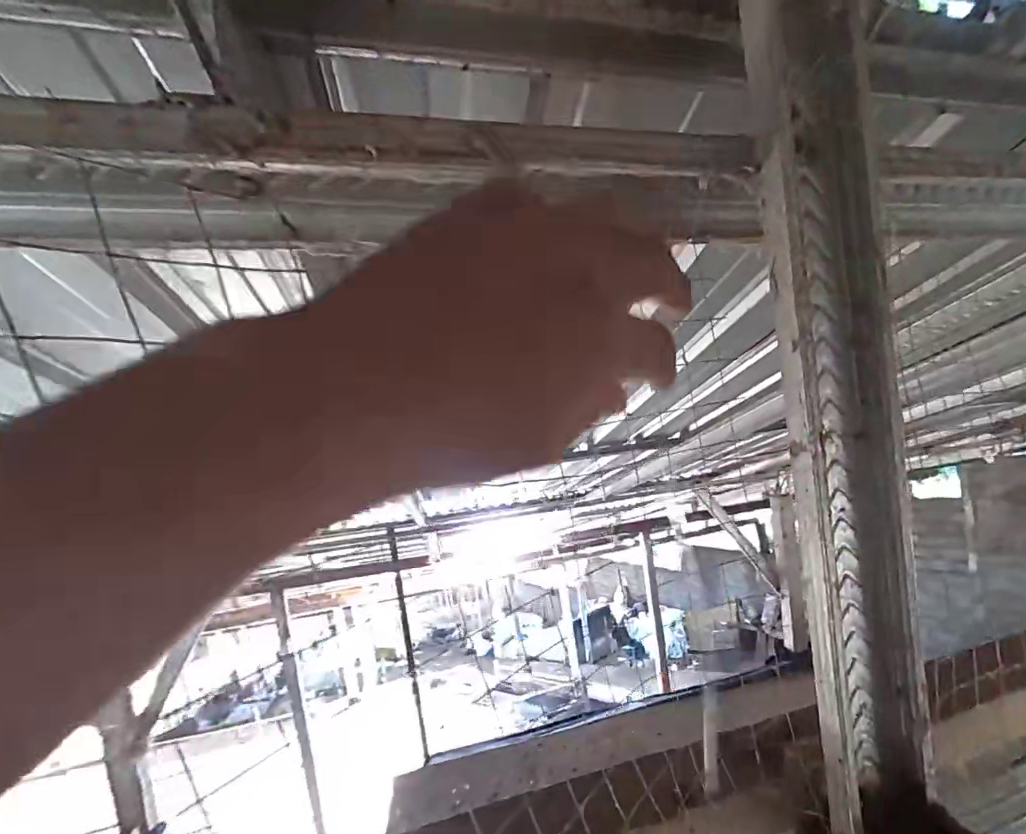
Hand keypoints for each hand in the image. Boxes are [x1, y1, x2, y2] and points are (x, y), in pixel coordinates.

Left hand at [295, 180, 691, 490]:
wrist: (351, 393)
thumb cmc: (450, 438)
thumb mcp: (536, 441)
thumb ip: (585, 408)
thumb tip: (612, 391)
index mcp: (598, 339)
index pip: (654, 348)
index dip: (663, 366)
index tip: (658, 378)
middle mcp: (575, 270)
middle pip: (650, 259)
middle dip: (670, 284)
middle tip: (674, 300)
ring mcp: (524, 231)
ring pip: (601, 213)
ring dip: (626, 238)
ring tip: (629, 257)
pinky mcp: (474, 213)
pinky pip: (530, 199)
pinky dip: (552, 218)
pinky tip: (549, 236)